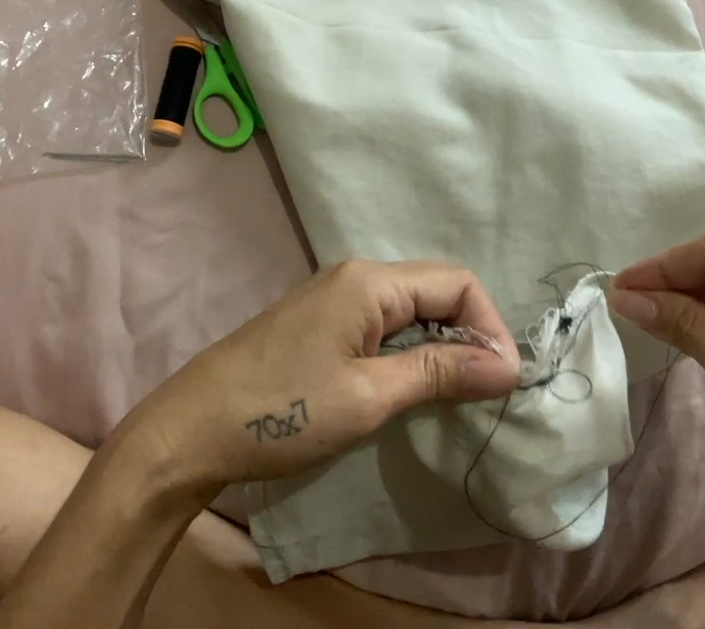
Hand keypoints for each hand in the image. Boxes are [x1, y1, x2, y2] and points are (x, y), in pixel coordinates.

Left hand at [114, 259, 521, 498]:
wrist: (195, 428)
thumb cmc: (285, 411)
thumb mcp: (370, 396)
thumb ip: (439, 372)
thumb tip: (509, 366)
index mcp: (369, 281)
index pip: (457, 283)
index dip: (490, 327)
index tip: (505, 383)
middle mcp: (355, 276)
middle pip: (436, 291)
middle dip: (469, 335)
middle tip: (487, 393)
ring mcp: (334, 298)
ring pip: (411, 309)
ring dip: (441, 346)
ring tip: (457, 395)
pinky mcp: (321, 323)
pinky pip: (384, 324)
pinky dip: (410, 350)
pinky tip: (413, 386)